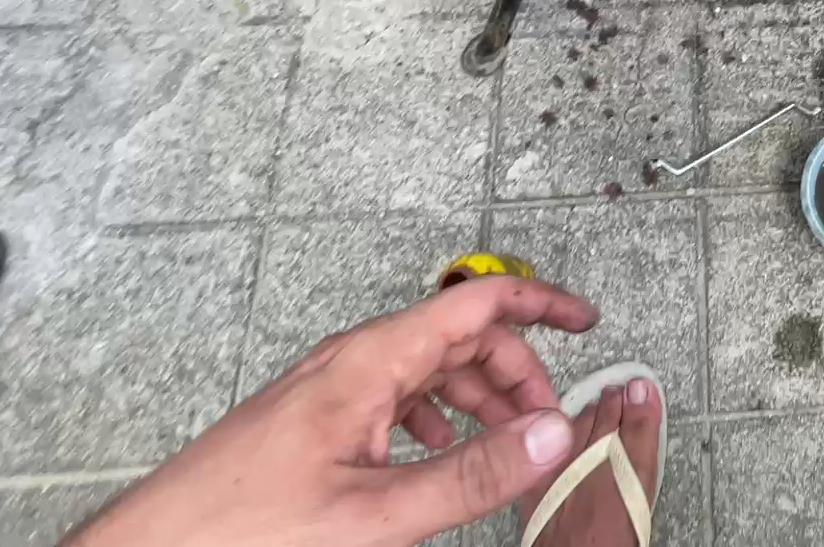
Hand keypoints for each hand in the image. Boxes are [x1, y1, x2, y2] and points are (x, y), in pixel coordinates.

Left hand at [66, 277, 599, 546]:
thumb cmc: (235, 538)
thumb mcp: (370, 518)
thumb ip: (471, 475)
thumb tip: (555, 435)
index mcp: (375, 357)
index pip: (482, 301)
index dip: (544, 302)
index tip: (588, 320)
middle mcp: (359, 356)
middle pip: (465, 337)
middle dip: (518, 373)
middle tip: (546, 424)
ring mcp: (337, 384)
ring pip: (435, 367)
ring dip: (482, 398)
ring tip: (507, 445)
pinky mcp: (321, 415)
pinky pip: (403, 394)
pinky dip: (443, 415)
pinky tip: (443, 449)